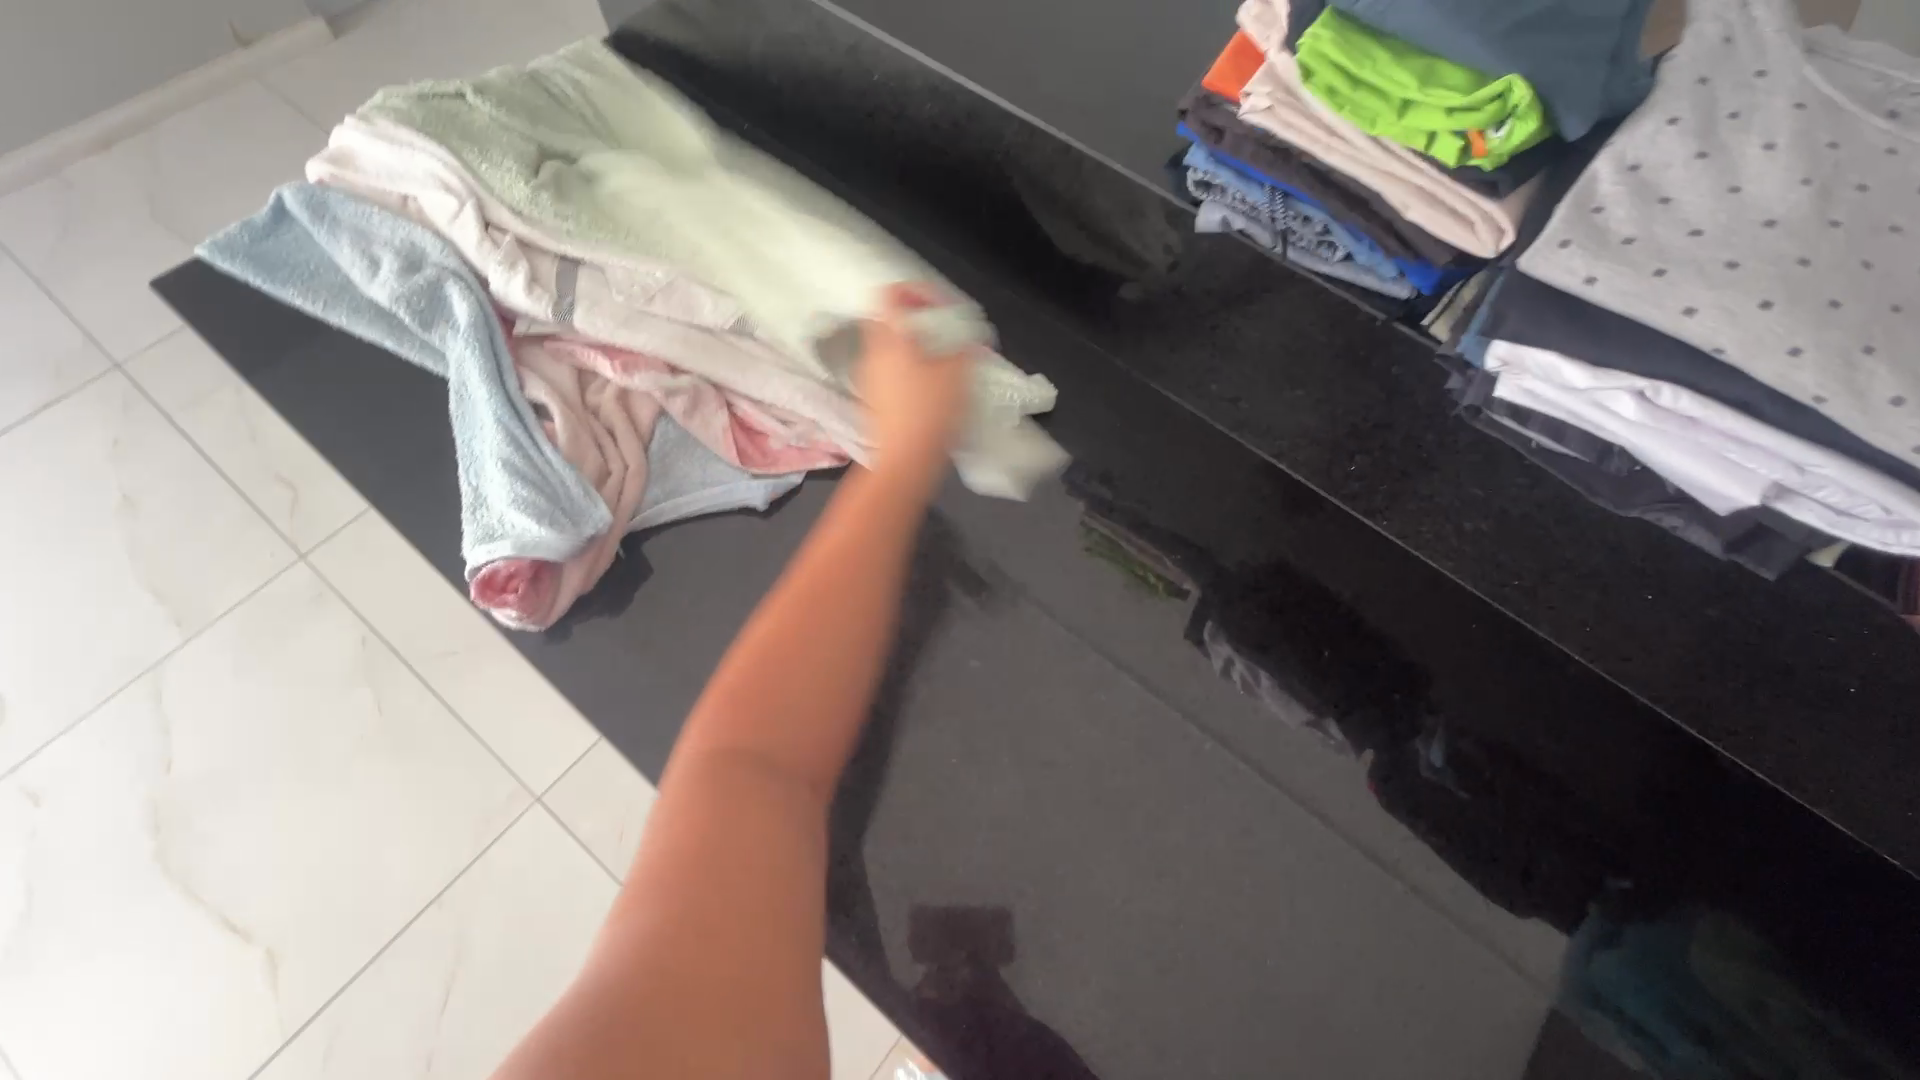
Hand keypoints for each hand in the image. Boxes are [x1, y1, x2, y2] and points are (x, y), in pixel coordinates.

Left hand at [856, 283, 976, 488]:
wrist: (905, 462)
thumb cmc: (930, 412)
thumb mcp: (959, 372)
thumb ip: (965, 346)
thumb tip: (971, 338)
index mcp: (889, 338)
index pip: (890, 294)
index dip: (914, 291)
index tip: (939, 307)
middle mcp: (872, 354)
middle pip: (890, 322)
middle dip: (919, 323)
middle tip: (946, 334)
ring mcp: (870, 379)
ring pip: (891, 349)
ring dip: (916, 349)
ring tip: (945, 363)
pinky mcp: (874, 401)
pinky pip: (891, 373)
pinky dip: (910, 372)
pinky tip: (934, 389)